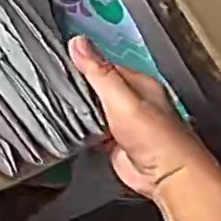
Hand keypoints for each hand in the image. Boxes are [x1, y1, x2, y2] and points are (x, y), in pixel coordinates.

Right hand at [68, 36, 216, 200]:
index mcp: (138, 83)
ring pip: (92, 107)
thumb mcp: (121, 99)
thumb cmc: (157, 139)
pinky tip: (67, 125)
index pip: (102, 65)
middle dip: (77, 86)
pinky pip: (91, 128)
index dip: (80, 62)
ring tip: (54, 100)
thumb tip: (78, 42)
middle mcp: (131, 100)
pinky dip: (80, 126)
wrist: (169, 179)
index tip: (57, 60)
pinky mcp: (114, 141)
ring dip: (78, 107)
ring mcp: (122, 122)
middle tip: (51, 82)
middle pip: (96, 86)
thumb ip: (98, 72)